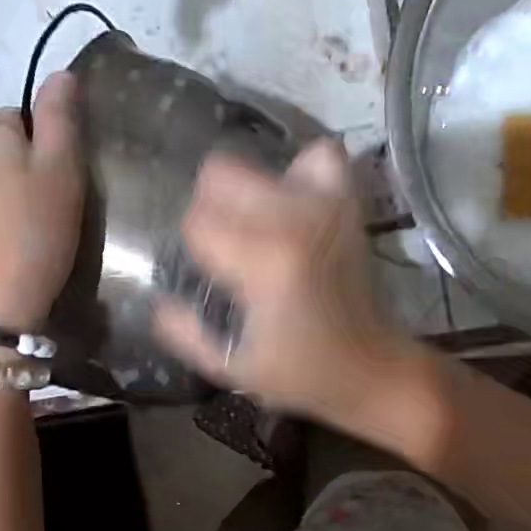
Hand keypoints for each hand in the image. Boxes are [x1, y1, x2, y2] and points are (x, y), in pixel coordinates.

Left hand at [0, 71, 83, 330]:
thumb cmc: (32, 232)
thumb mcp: (61, 168)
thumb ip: (61, 116)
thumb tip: (62, 73)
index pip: (27, 117)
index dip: (52, 150)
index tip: (63, 187)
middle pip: (7, 147)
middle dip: (30, 171)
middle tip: (52, 212)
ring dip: (14, 197)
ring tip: (34, 233)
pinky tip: (9, 247)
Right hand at [155, 140, 422, 421]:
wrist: (370, 367)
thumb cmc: (300, 373)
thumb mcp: (231, 367)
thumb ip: (184, 333)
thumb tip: (160, 302)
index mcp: (263, 263)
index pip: (198, 222)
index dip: (194, 245)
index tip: (209, 272)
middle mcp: (294, 222)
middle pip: (222, 176)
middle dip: (212, 209)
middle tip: (226, 245)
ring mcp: (325, 206)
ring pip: (261, 165)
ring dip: (249, 193)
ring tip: (256, 227)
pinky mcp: (347, 205)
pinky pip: (318, 157)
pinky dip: (298, 175)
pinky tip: (291, 205)